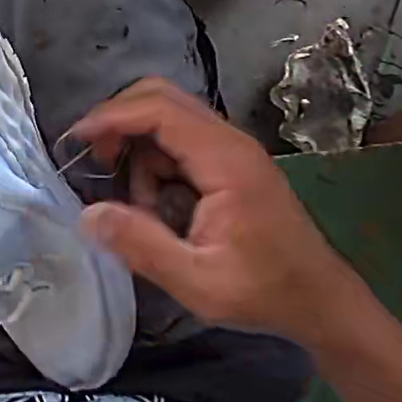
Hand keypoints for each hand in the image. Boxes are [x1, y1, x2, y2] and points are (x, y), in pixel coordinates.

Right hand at [70, 77, 366, 346]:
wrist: (325, 305)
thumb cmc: (265, 293)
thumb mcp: (198, 283)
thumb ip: (142, 246)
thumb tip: (88, 214)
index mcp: (226, 160)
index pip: (158, 110)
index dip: (111, 117)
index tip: (76, 140)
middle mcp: (229, 142)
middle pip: (160, 96)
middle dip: (118, 120)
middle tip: (98, 160)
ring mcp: (231, 148)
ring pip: (164, 116)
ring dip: (136, 148)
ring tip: (137, 203)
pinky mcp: (228, 161)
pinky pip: (175, 139)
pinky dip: (152, 161)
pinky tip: (157, 204)